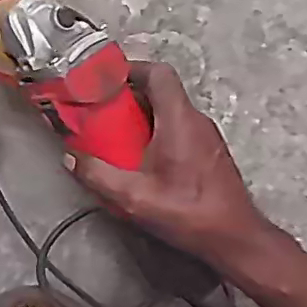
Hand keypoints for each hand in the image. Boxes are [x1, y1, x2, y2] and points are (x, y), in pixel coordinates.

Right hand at [65, 61, 277, 264]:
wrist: (235, 238)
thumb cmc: (189, 212)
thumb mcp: (134, 197)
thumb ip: (98, 175)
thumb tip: (70, 157)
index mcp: (179, 120)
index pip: (159, 73)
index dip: (131, 68)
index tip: (106, 79)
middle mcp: (196, 120)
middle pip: (160, 91)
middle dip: (128, 96)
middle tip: (102, 110)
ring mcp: (206, 136)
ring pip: (169, 110)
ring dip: (141, 116)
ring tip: (116, 134)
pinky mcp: (209, 152)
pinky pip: (179, 128)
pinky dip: (156, 131)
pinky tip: (141, 157)